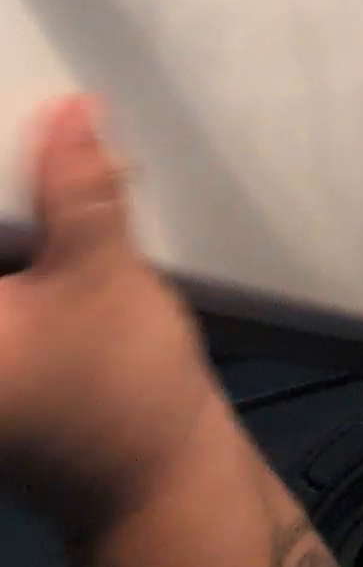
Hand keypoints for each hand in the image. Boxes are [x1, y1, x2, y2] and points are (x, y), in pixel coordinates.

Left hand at [0, 96, 226, 535]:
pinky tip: (54, 223)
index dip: (1, 160)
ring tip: (63, 169)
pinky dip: (22, 242)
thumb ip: (81, 191)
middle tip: (57, 133)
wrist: (146, 458)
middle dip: (13, 184)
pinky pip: (3, 266)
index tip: (24, 108)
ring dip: (19, 211)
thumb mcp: (104, 274)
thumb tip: (70, 110)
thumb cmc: (116, 378)